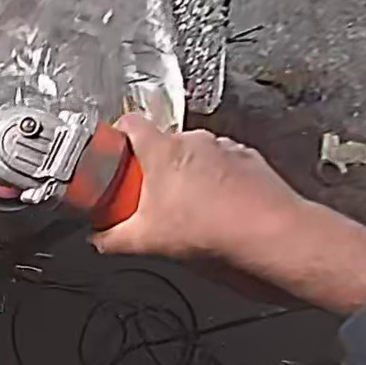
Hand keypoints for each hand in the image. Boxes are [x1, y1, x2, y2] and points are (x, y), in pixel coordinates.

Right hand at [91, 113, 365, 314]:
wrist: (268, 234)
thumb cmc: (212, 229)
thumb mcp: (143, 240)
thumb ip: (110, 238)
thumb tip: (97, 240)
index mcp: (163, 151)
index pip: (128, 123)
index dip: (114, 135)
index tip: (109, 153)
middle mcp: (194, 141)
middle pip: (159, 144)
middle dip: (147, 167)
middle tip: (142, 197)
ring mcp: (223, 148)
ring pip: (190, 154)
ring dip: (180, 174)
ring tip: (178, 207)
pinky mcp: (246, 160)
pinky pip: (218, 164)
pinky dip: (209, 181)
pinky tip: (208, 208)